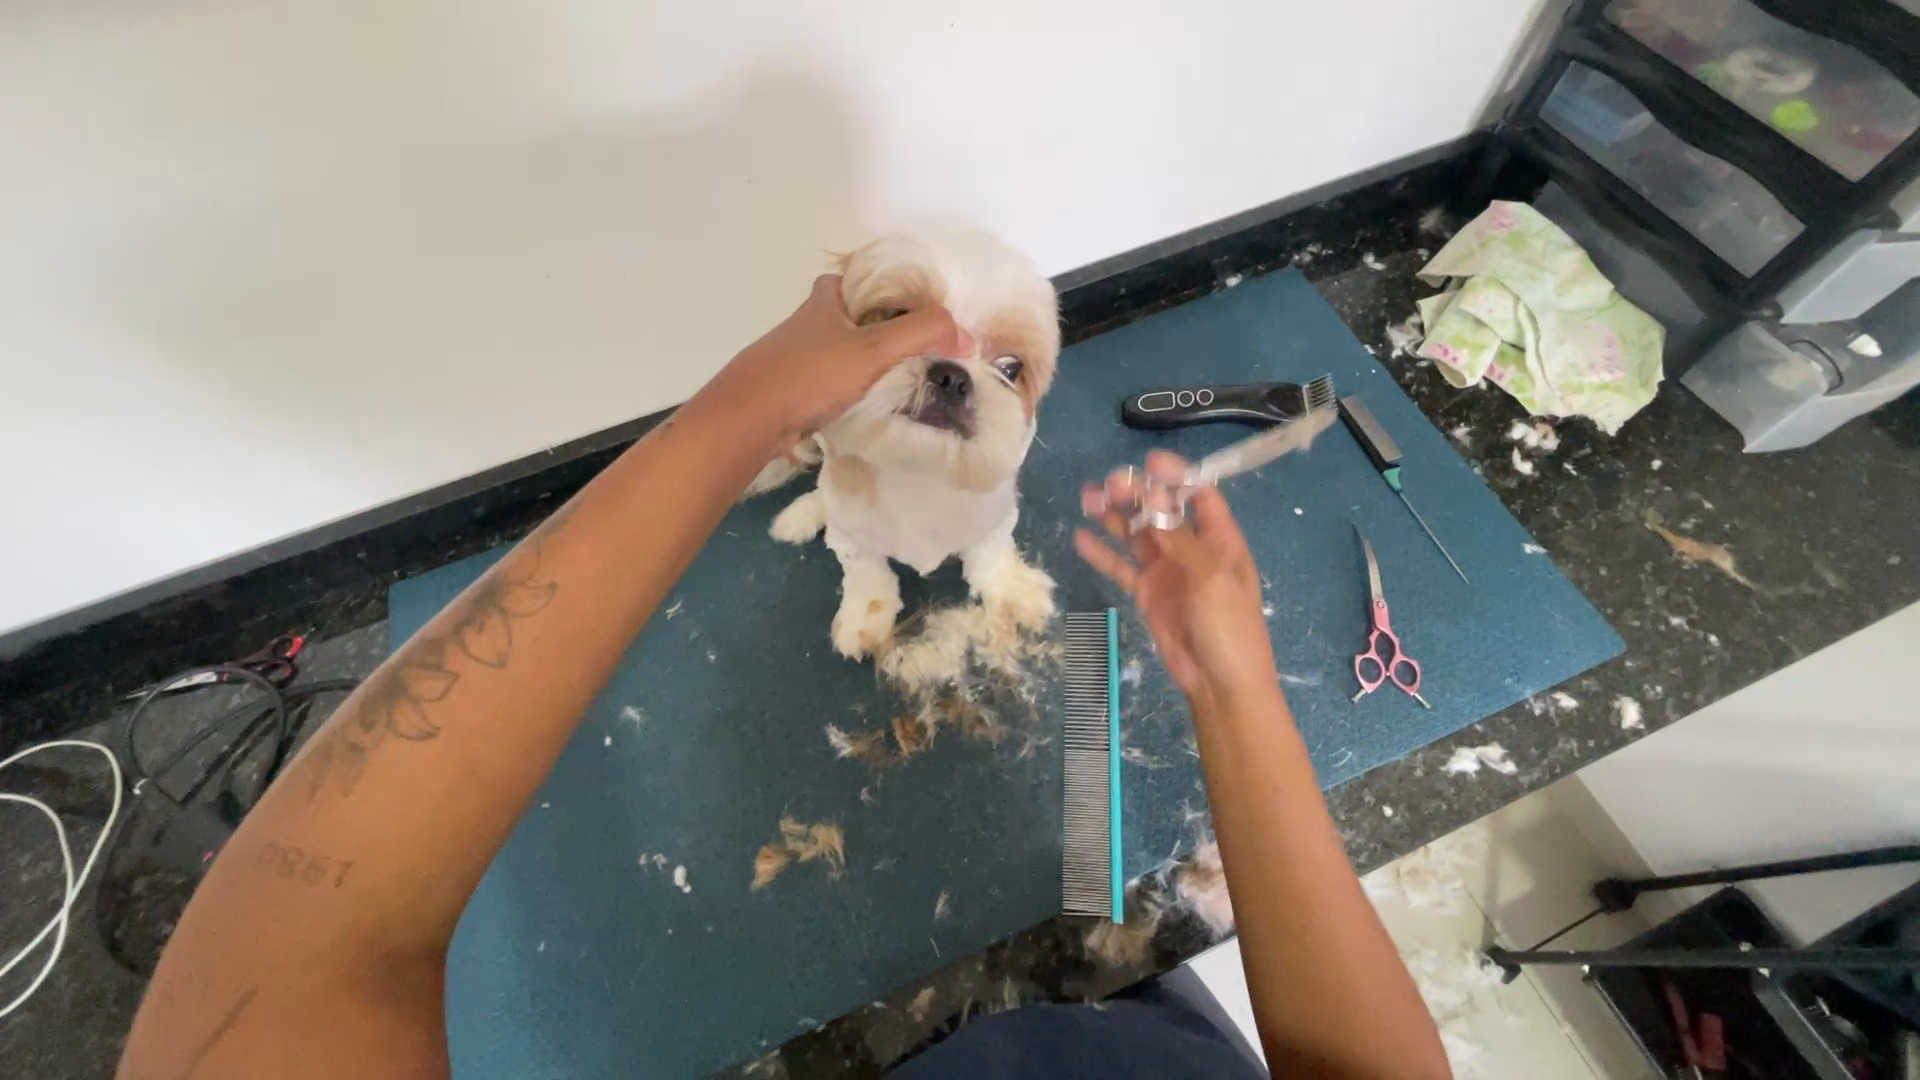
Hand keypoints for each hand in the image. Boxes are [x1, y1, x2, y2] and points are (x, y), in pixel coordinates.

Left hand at [700, 274, 971, 438]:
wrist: (750, 419)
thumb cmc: (810, 373)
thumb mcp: (874, 348)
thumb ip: (923, 334)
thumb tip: (966, 336)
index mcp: (828, 297)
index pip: (872, 280)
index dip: (903, 293)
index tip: (931, 314)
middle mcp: (813, 321)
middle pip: (864, 318)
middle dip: (894, 333)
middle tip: (929, 352)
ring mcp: (801, 356)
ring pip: (850, 353)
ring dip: (877, 365)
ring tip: (912, 380)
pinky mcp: (796, 390)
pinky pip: (839, 384)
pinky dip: (859, 391)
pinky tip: (878, 405)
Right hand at [1074, 452, 1279, 710]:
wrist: (1220, 683)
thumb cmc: (1229, 628)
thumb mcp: (1211, 578)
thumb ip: (1180, 538)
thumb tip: (1155, 497)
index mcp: (1220, 540)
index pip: (1198, 496)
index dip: (1175, 477)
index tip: (1148, 461)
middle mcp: (1192, 549)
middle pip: (1161, 512)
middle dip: (1137, 495)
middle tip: (1108, 483)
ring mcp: (1167, 571)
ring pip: (1137, 535)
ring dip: (1114, 517)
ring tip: (1087, 499)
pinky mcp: (1148, 593)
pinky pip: (1122, 567)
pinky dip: (1103, 553)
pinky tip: (1081, 538)